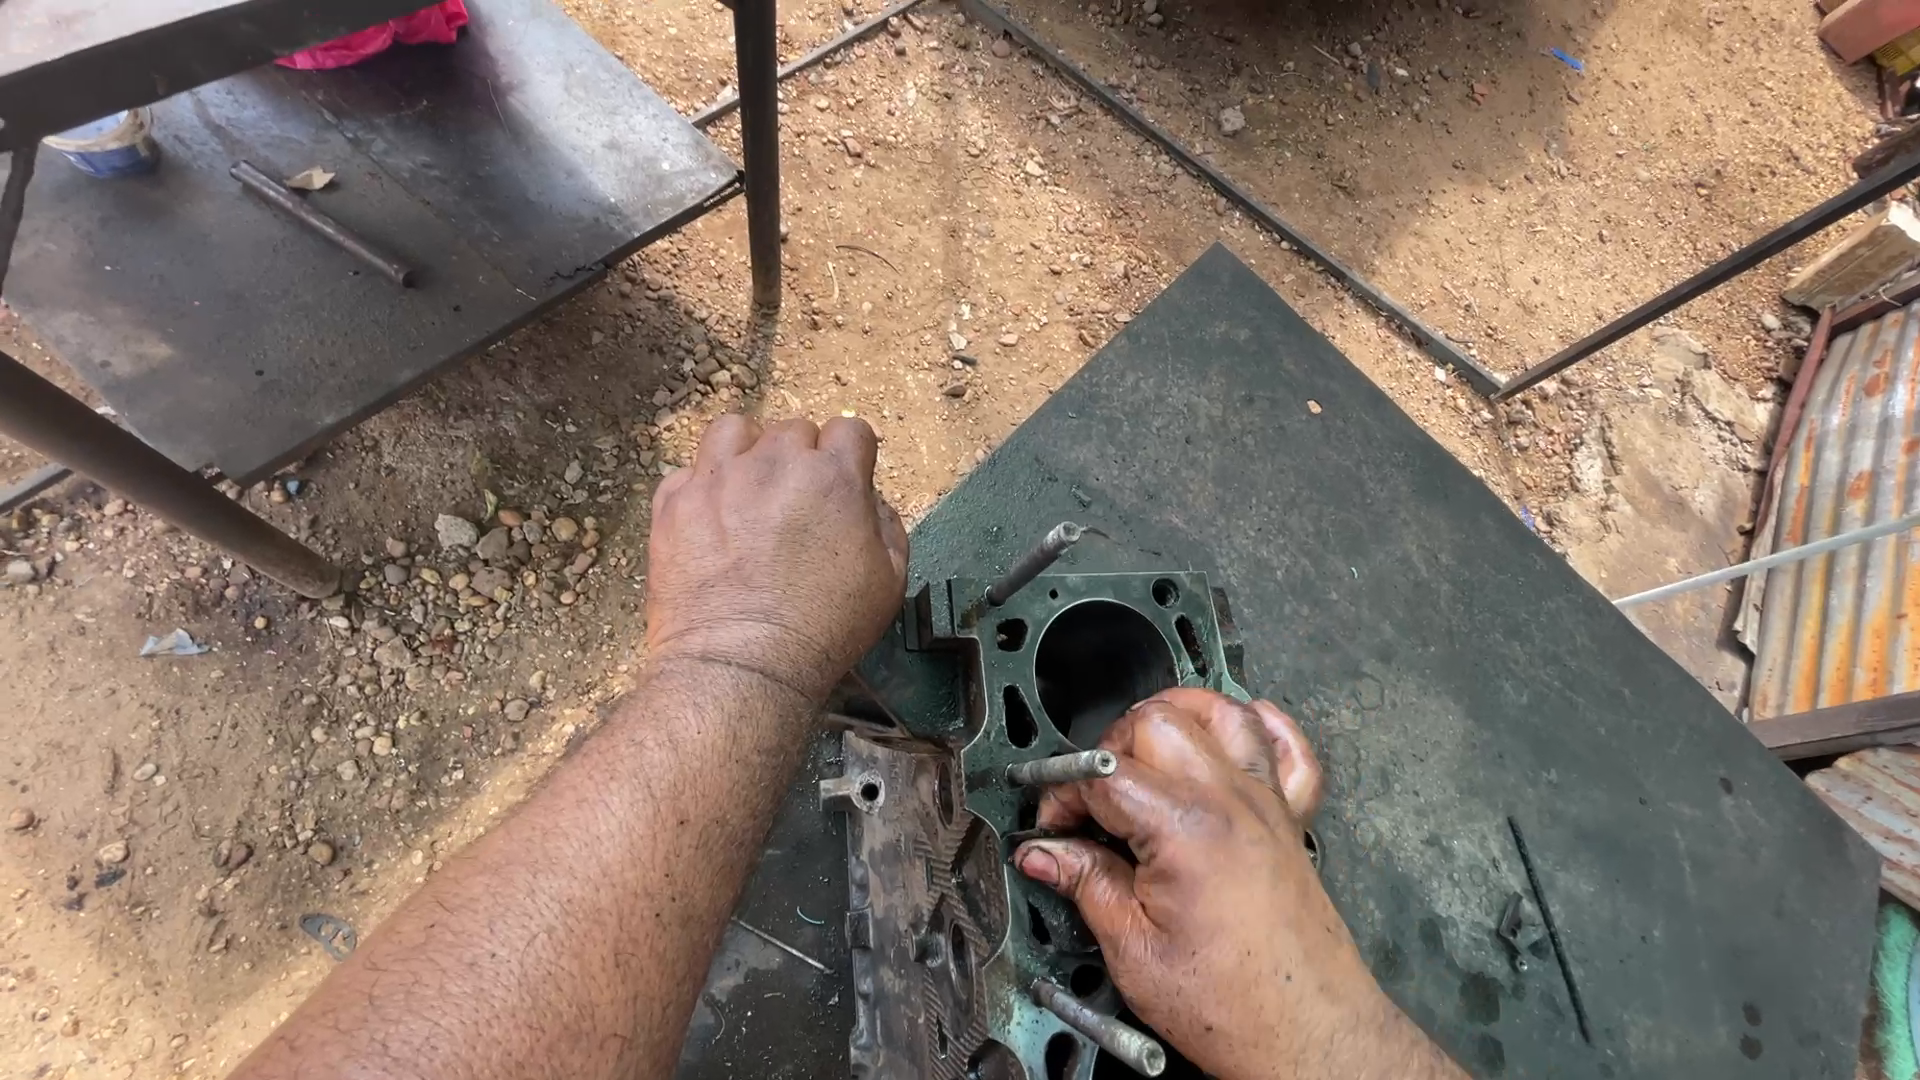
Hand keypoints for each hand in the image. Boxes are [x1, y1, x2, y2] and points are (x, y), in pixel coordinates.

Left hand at [645, 415, 908, 702]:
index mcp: (833, 478)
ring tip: (749, 488)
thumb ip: (887, 525)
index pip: (850, 429)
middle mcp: (775, 464)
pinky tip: (713, 517)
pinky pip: (691, 470)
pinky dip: (704, 486)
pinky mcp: (674, 502)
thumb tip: (868, 502)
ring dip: (749, 452)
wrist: (741, 666)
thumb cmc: (824, 629)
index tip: (846, 481)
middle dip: (802, 459)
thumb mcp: (890, 582)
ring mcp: (718, 478)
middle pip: (794, 431)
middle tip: (799, 503)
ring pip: (735, 430)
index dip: (852, 454)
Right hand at [1014, 689, 1462, 1079]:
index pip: (1103, 775)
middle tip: (1092, 799)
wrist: (1313, 1042)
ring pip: (1219, 711)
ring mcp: (1264, 800)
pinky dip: (1261, 724)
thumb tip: (1043, 853)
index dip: (1063, 796)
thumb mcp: (1133, 949)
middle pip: (1154, 720)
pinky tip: (1231, 732)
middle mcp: (1228, 798)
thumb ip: (1085, 882)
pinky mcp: (1288, 816)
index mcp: (1183, 828)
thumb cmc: (1235, 1006)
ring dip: (1174, 715)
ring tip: (1143, 749)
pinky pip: (1289, 746)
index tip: (1053, 827)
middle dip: (1109, 748)